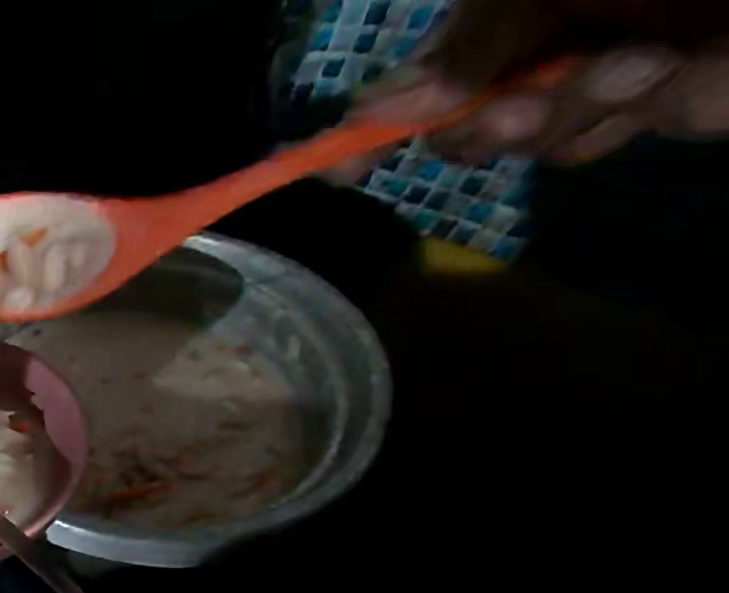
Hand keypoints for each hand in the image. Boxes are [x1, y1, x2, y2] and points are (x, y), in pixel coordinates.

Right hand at [353, 0, 728, 165]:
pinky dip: (621, 118)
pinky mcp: (648, 106)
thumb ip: (471, 40)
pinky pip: (589, 142)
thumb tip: (376, 113)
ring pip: (516, 142)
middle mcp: (537, 48)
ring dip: (559, 119)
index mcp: (509, 14)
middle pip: (450, 126)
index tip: (333, 169)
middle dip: (471, 132)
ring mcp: (589, 79)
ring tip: (636, 69)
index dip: (362, 131)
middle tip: (504, 118)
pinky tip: (667, 77)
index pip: (408, 83)